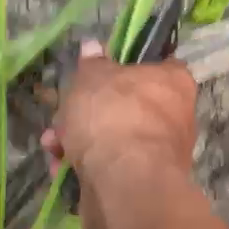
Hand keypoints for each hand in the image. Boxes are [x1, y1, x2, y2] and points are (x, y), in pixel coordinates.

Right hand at [41, 41, 197, 228]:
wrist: (126, 183)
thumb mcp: (93, 78)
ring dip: (79, 140)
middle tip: (63, 115)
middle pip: (127, 106)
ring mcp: (161, 153)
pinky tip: (61, 169)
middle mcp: (176, 117)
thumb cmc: (114, 116)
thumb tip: (93, 46)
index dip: (127, 67)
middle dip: (87, 112)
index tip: (99, 73)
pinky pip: (112, 167)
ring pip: (114, 138)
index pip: (158, 65)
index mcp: (174, 82)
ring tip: (53, 145)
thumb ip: (92, 63)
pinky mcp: (143, 183)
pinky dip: (86, 167)